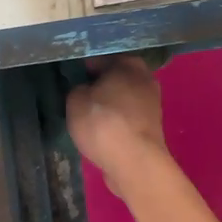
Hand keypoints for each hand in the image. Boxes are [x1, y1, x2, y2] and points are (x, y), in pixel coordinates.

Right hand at [65, 56, 167, 196]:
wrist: (134, 162)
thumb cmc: (103, 123)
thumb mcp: (75, 100)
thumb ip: (77, 89)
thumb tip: (84, 90)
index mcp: (128, 62)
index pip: (98, 59)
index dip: (81, 71)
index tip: (69, 84)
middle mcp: (145, 77)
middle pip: (114, 80)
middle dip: (98, 89)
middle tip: (78, 102)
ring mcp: (152, 103)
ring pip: (122, 100)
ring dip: (108, 107)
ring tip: (89, 121)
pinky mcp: (152, 127)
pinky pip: (127, 119)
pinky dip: (116, 124)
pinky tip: (103, 135)